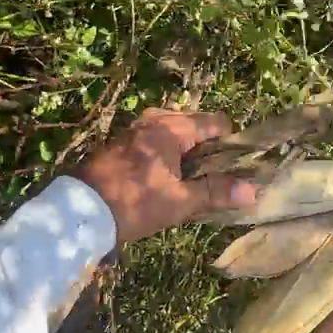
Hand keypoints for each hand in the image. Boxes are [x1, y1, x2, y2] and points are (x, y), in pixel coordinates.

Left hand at [76, 108, 258, 243]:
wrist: (80, 211)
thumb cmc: (135, 203)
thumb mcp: (179, 202)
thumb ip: (215, 192)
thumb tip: (252, 190)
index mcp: (172, 128)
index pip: (214, 122)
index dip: (231, 140)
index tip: (240, 161)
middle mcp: (154, 120)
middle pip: (193, 123)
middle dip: (208, 143)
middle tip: (217, 171)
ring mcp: (135, 129)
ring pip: (172, 130)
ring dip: (186, 147)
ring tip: (194, 174)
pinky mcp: (122, 142)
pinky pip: (155, 138)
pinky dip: (167, 150)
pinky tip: (168, 173)